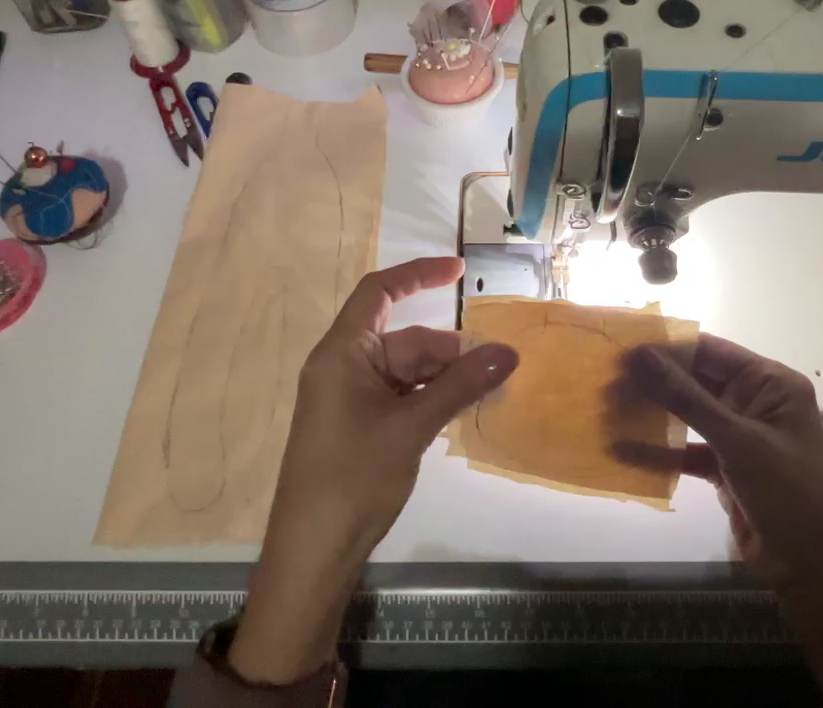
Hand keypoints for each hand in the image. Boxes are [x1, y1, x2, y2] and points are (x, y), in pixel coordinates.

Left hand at [228, 257, 517, 683]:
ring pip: (407, 371)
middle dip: (451, 350)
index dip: (419, 274)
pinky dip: (430, 400)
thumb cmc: (353, 478)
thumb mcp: (412, 427)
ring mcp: (350, 398)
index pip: (380, 292)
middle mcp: (343, 367)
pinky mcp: (358, 426)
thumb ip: (460, 385)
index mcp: (342, 352)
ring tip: (489, 390)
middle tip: (499, 366)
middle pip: (405, 339)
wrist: (313, 552)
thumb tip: (509, 351)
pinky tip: (461, 413)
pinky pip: (401, 397)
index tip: (460, 270)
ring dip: (446, 378)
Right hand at [622, 335, 822, 586]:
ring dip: (650, 413)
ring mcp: (737, 436)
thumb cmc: (790, 491)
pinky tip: (620, 449)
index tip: (619, 345)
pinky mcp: (724, 468)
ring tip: (605, 408)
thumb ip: (685, 396)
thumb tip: (639, 354)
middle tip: (603, 379)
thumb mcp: (737, 439)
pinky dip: (657, 451)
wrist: (818, 570)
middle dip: (651, 380)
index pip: (709, 351)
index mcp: (769, 383)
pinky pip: (684, 451)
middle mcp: (753, 402)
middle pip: (693, 380)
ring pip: (686, 415)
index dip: (665, 346)